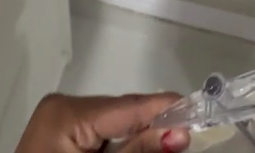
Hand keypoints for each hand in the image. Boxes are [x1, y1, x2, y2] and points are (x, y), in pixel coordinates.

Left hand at [14, 92, 190, 152]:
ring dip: (137, 137)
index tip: (197, 109)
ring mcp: (57, 119)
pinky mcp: (58, 133)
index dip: (163, 108)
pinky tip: (137, 147)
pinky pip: (98, 133)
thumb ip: (137, 152)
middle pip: (121, 113)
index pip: (127, 106)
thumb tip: (178, 132)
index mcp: (66, 113)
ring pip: (112, 123)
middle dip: (152, 126)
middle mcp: (61, 106)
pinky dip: (118, 144)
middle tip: (184, 136)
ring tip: (167, 140)